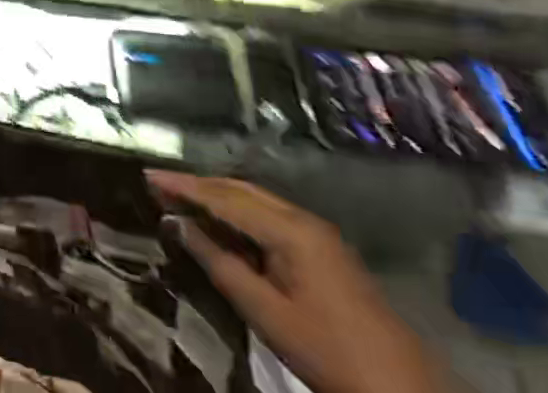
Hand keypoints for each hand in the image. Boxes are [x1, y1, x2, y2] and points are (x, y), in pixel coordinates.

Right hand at [148, 172, 439, 392]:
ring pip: (256, 200)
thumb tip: (179, 225)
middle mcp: (301, 217)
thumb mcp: (266, 313)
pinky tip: (221, 223)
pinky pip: (269, 216)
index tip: (150, 176)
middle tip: (158, 185)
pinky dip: (239, 214)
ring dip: (218, 197)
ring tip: (180, 199)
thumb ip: (221, 264)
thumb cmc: (326, 351)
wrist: (397, 381)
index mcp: (289, 229)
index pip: (226, 198)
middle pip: (241, 190)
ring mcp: (314, 229)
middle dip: (199, 185)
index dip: (185, 186)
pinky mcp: (319, 245)